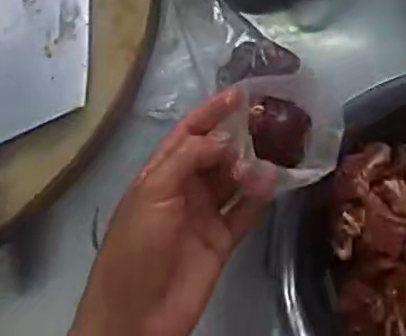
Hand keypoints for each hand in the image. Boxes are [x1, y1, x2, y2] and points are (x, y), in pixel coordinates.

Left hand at [71, 89, 275, 335]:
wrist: (134, 321)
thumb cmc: (134, 249)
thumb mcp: (153, 193)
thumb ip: (189, 158)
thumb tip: (224, 137)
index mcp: (161, 173)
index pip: (189, 133)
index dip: (212, 112)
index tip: (238, 93)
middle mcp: (185, 189)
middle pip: (216, 153)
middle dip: (237, 135)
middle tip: (263, 120)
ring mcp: (204, 215)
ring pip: (234, 179)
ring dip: (250, 166)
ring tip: (264, 159)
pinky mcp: (221, 241)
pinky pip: (245, 212)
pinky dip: (260, 196)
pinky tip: (271, 183)